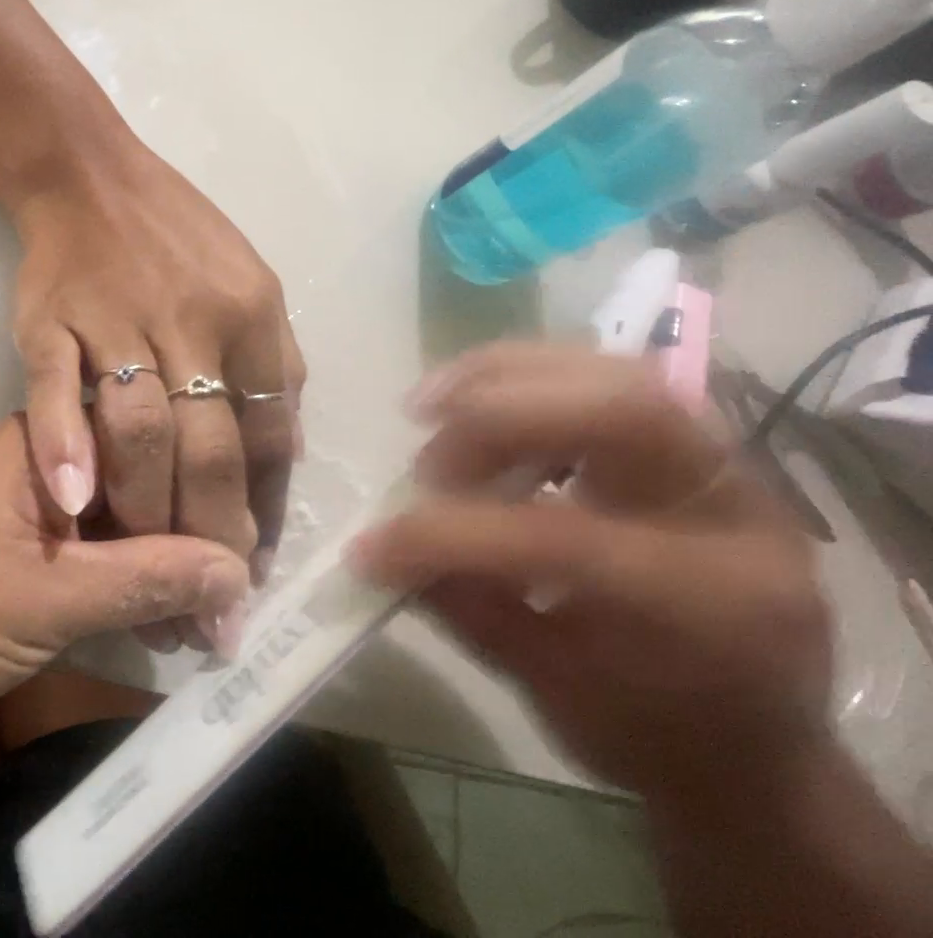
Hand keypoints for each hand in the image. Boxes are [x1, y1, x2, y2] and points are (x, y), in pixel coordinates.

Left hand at [0, 416, 250, 709]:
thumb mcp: (49, 600)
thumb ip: (144, 581)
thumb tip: (238, 574)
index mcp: (43, 442)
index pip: (151, 448)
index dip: (205, 510)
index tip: (247, 577)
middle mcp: (46, 452)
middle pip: (142, 485)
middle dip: (189, 552)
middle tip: (227, 618)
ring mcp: (38, 491)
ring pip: (124, 518)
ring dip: (163, 573)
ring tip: (200, 633)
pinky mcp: (32, 530)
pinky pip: (99, 542)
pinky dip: (130, 579)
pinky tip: (160, 620)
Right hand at [11, 143, 302, 652]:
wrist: (84, 175)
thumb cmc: (170, 233)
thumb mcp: (245, 285)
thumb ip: (270, 363)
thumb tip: (287, 450)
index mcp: (253, 313)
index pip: (270, 433)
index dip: (266, 513)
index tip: (256, 575)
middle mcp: (195, 321)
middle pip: (212, 447)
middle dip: (215, 540)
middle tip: (211, 617)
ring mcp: (119, 321)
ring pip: (143, 432)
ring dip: (149, 517)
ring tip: (151, 591)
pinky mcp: (52, 322)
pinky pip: (60, 390)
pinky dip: (67, 446)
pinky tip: (72, 505)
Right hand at [353, 344, 832, 798]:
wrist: (753, 747)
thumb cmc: (648, 734)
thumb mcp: (548, 689)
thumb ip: (466, 608)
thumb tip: (378, 548)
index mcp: (708, 605)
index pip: (565, 538)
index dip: (452, 534)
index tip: (369, 549)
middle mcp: (736, 519)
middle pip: (624, 413)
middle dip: (498, 415)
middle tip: (419, 443)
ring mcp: (728, 474)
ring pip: (621, 375)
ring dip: (509, 378)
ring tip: (432, 408)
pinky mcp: (696, 453)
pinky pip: (614, 382)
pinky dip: (531, 379)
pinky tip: (475, 406)